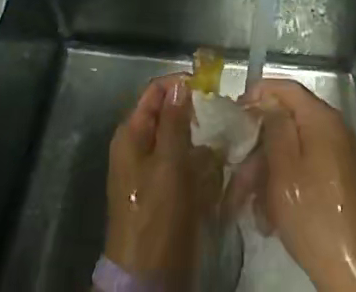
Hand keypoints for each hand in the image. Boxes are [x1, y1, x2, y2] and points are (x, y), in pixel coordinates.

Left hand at [105, 74, 221, 286]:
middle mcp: (139, 146)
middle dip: (196, 113)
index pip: (155, 92)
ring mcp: (153, 168)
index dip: (181, 85)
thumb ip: (174, 121)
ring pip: (183, 138)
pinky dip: (202, 161)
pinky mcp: (166, 187)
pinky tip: (218, 166)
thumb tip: (181, 84)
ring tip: (224, 140)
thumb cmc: (155, 213)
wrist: (149, 273)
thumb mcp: (167, 162)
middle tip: (223, 114)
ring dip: (203, 139)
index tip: (212, 86)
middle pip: (170, 114)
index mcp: (131, 135)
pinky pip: (187, 162)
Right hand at [240, 79, 355, 291]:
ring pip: (290, 150)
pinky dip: (282, 186)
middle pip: (287, 122)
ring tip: (250, 206)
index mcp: (322, 119)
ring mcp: (335, 153)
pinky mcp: (333, 176)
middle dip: (258, 147)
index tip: (233, 110)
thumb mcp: (284, 169)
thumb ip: (275, 127)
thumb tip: (267, 100)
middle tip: (236, 173)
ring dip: (266, 173)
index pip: (288, 88)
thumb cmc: (312, 213)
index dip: (259, 93)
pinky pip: (301, 169)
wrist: (349, 264)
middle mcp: (331, 128)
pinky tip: (269, 216)